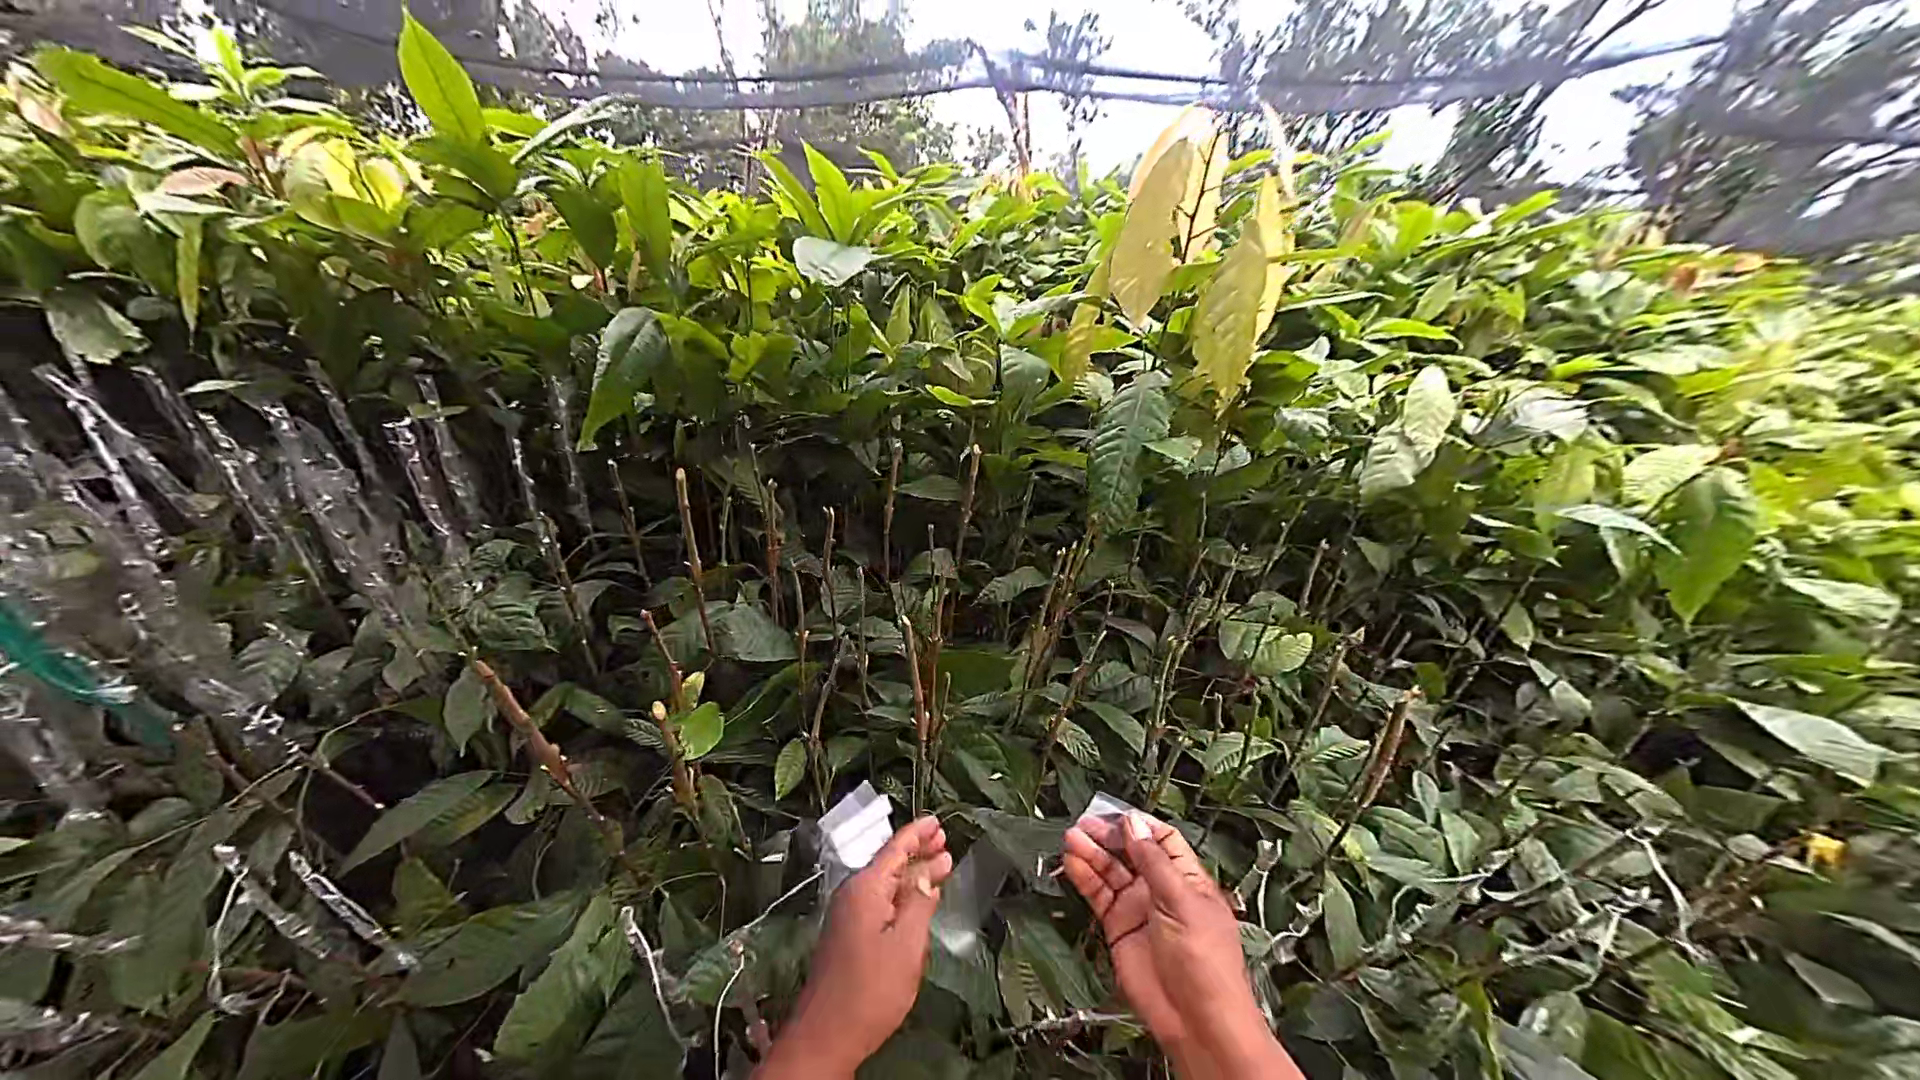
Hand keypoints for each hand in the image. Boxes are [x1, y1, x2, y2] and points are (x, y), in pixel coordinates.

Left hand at [755, 815, 953, 1078]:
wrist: (824, 1037)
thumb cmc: (869, 990)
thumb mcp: (906, 945)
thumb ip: (920, 904)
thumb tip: (930, 873)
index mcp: (865, 888)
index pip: (895, 848)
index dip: (918, 833)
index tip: (937, 821)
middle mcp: (853, 893)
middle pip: (889, 862)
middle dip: (917, 850)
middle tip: (943, 839)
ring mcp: (847, 914)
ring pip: (885, 882)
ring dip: (912, 873)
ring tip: (938, 864)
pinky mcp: (847, 934)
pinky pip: (879, 900)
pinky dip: (901, 893)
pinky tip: (917, 899)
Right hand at [1062, 812, 1300, 1079]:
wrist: (1196, 1022)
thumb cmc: (1208, 967)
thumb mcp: (1183, 902)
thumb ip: (1154, 862)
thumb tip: (1135, 825)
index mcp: (1187, 878)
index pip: (1161, 838)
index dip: (1138, 825)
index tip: (1117, 816)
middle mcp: (1161, 889)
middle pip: (1130, 851)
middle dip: (1108, 835)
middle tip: (1087, 824)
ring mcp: (1138, 907)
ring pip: (1110, 870)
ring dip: (1091, 853)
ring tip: (1073, 839)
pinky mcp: (1119, 927)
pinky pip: (1098, 894)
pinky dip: (1084, 877)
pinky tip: (1073, 863)